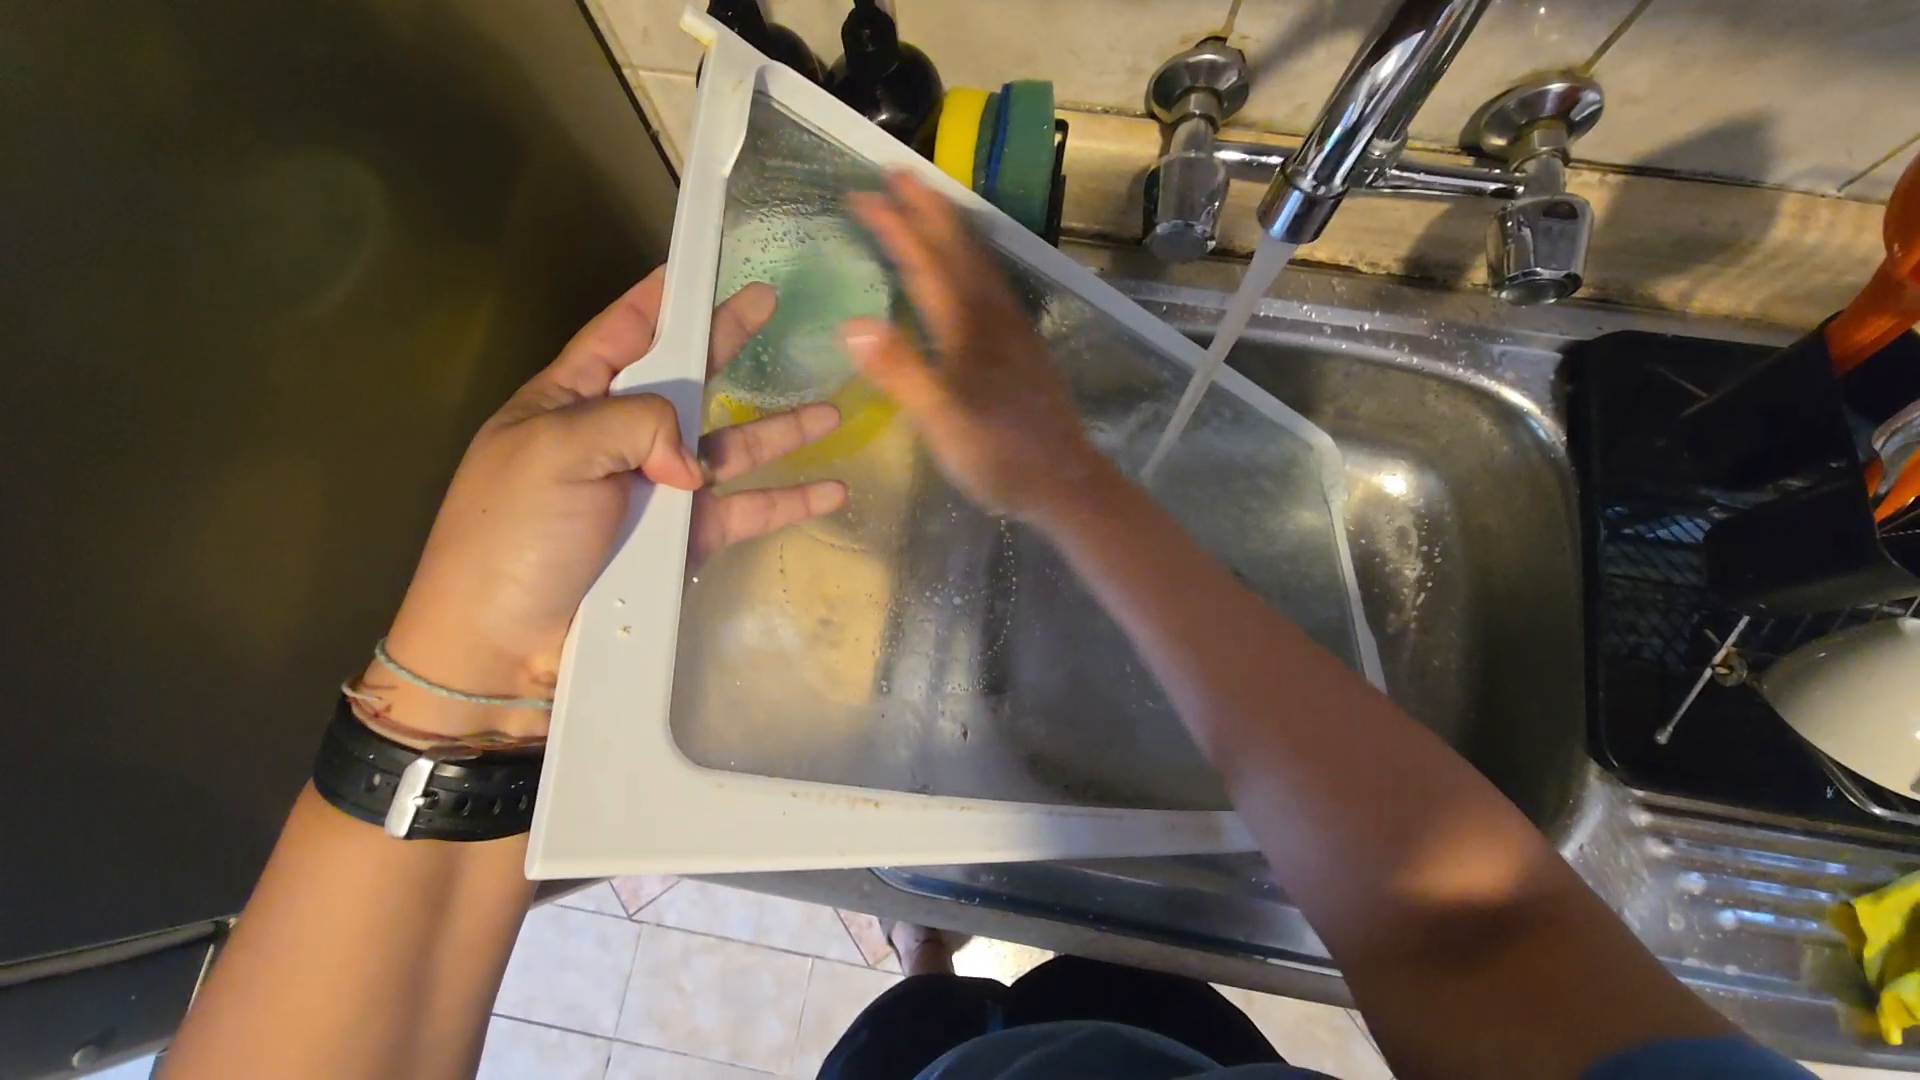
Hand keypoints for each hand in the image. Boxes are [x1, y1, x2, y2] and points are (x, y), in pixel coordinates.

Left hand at [363, 269, 846, 741]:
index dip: (658, 298)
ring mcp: (659, 492)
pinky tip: (830, 489)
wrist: (504, 649)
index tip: (694, 264)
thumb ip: (637, 424)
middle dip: (728, 340)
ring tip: (831, 409)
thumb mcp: (555, 453)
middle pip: (689, 379)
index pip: (622, 333)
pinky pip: (746, 510)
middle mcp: (622, 439)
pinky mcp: (685, 541)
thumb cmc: (512, 537)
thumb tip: (696, 461)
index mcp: (573, 403)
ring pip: (731, 447)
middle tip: (768, 302)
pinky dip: (789, 500)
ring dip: (781, 428)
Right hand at [841, 172, 1109, 519]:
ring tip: (933, 202)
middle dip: (925, 209)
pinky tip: (974, 267)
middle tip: (896, 174)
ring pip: (982, 261)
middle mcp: (994, 317)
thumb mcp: (942, 423)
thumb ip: (901, 373)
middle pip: (958, 249)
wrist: (1065, 483)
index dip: (893, 227)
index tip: (861, 194)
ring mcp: (1015, 330)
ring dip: (954, 227)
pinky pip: (995, 283)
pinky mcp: (1026, 346)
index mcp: (967, 330)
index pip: (924, 264)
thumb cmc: (999, 457)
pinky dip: (977, 258)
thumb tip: (852, 324)